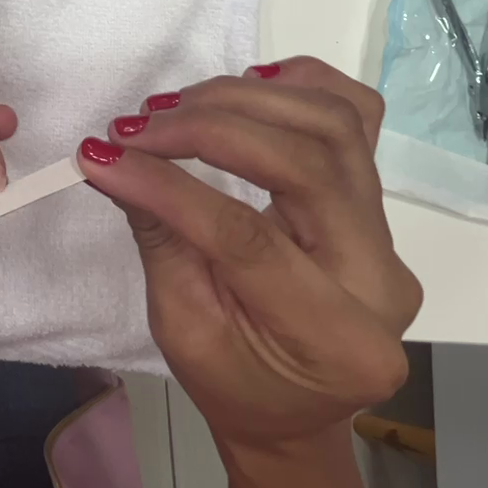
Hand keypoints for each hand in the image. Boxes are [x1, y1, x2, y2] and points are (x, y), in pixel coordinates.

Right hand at [75, 57, 420, 487]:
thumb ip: (157, 236)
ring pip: (334, 126)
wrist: (292, 402)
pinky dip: (301, 85)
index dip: (167, 186)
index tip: (101, 154)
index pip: (248, 237)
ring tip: (170, 108)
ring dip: (242, 100)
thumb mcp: (178, 326)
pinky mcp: (372, 199)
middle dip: (206, 129)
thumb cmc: (230, 378)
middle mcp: (381, 275)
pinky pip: (356, 117)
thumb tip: (109, 160)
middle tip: (131, 128)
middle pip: (308, 163)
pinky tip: (245, 85)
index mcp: (335, 337)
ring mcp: (386, 232)